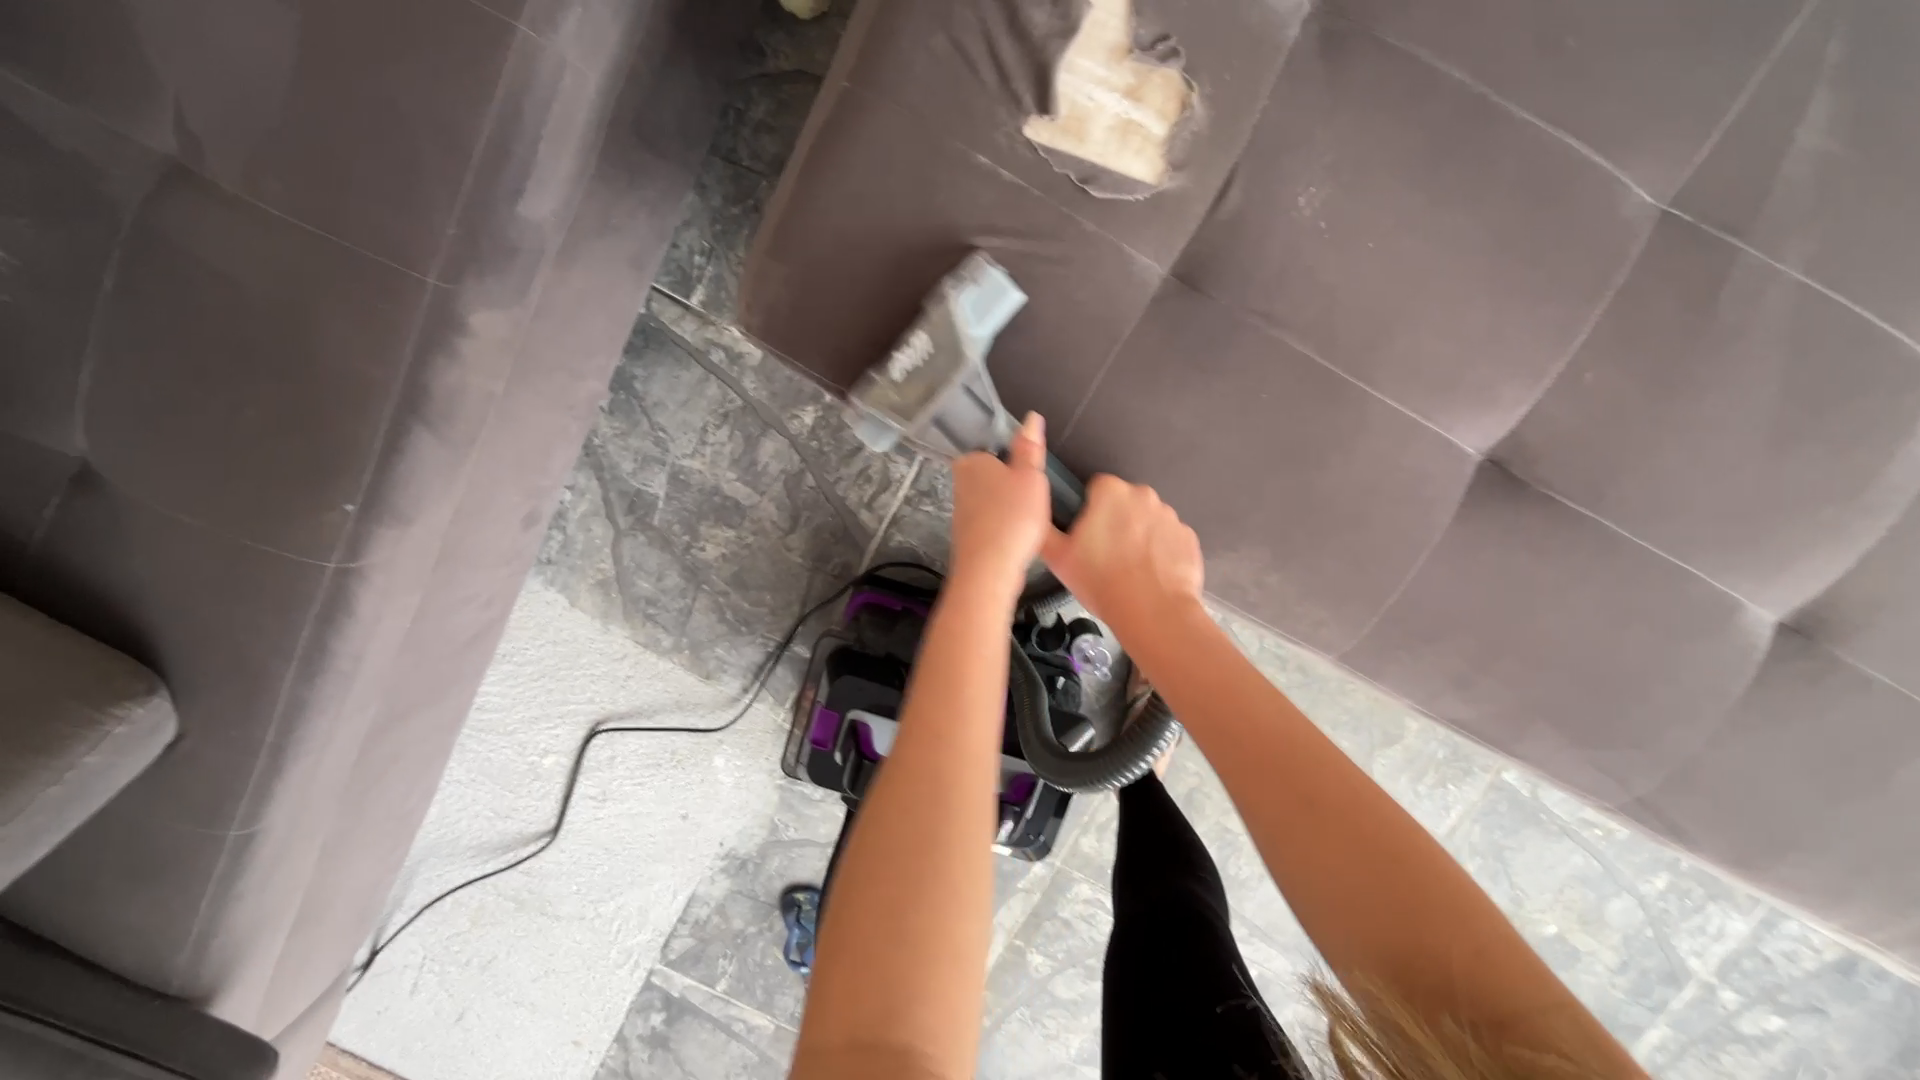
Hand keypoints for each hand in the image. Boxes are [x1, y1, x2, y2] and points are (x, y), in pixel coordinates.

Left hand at [948, 412, 1053, 591]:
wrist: (989, 570)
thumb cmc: (1013, 517)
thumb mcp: (1030, 476)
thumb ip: (1030, 447)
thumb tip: (1031, 417)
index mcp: (971, 461)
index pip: (994, 449)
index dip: (1016, 462)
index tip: (1031, 476)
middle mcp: (960, 483)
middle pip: (994, 476)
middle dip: (1013, 485)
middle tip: (1034, 499)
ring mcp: (961, 511)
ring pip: (994, 501)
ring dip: (1011, 508)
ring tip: (1029, 519)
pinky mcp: (968, 535)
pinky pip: (992, 522)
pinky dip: (1006, 527)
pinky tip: (1018, 537)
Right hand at [1041, 475, 1203, 639]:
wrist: (1153, 613)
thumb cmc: (1101, 582)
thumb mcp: (1057, 558)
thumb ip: (1044, 529)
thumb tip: (1036, 514)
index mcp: (1110, 492)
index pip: (1095, 487)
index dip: (1088, 510)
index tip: (1087, 535)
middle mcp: (1143, 495)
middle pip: (1123, 502)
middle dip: (1115, 521)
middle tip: (1104, 554)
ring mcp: (1170, 515)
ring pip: (1147, 519)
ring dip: (1138, 535)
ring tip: (1128, 568)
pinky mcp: (1188, 537)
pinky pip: (1168, 538)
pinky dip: (1160, 550)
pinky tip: (1150, 574)